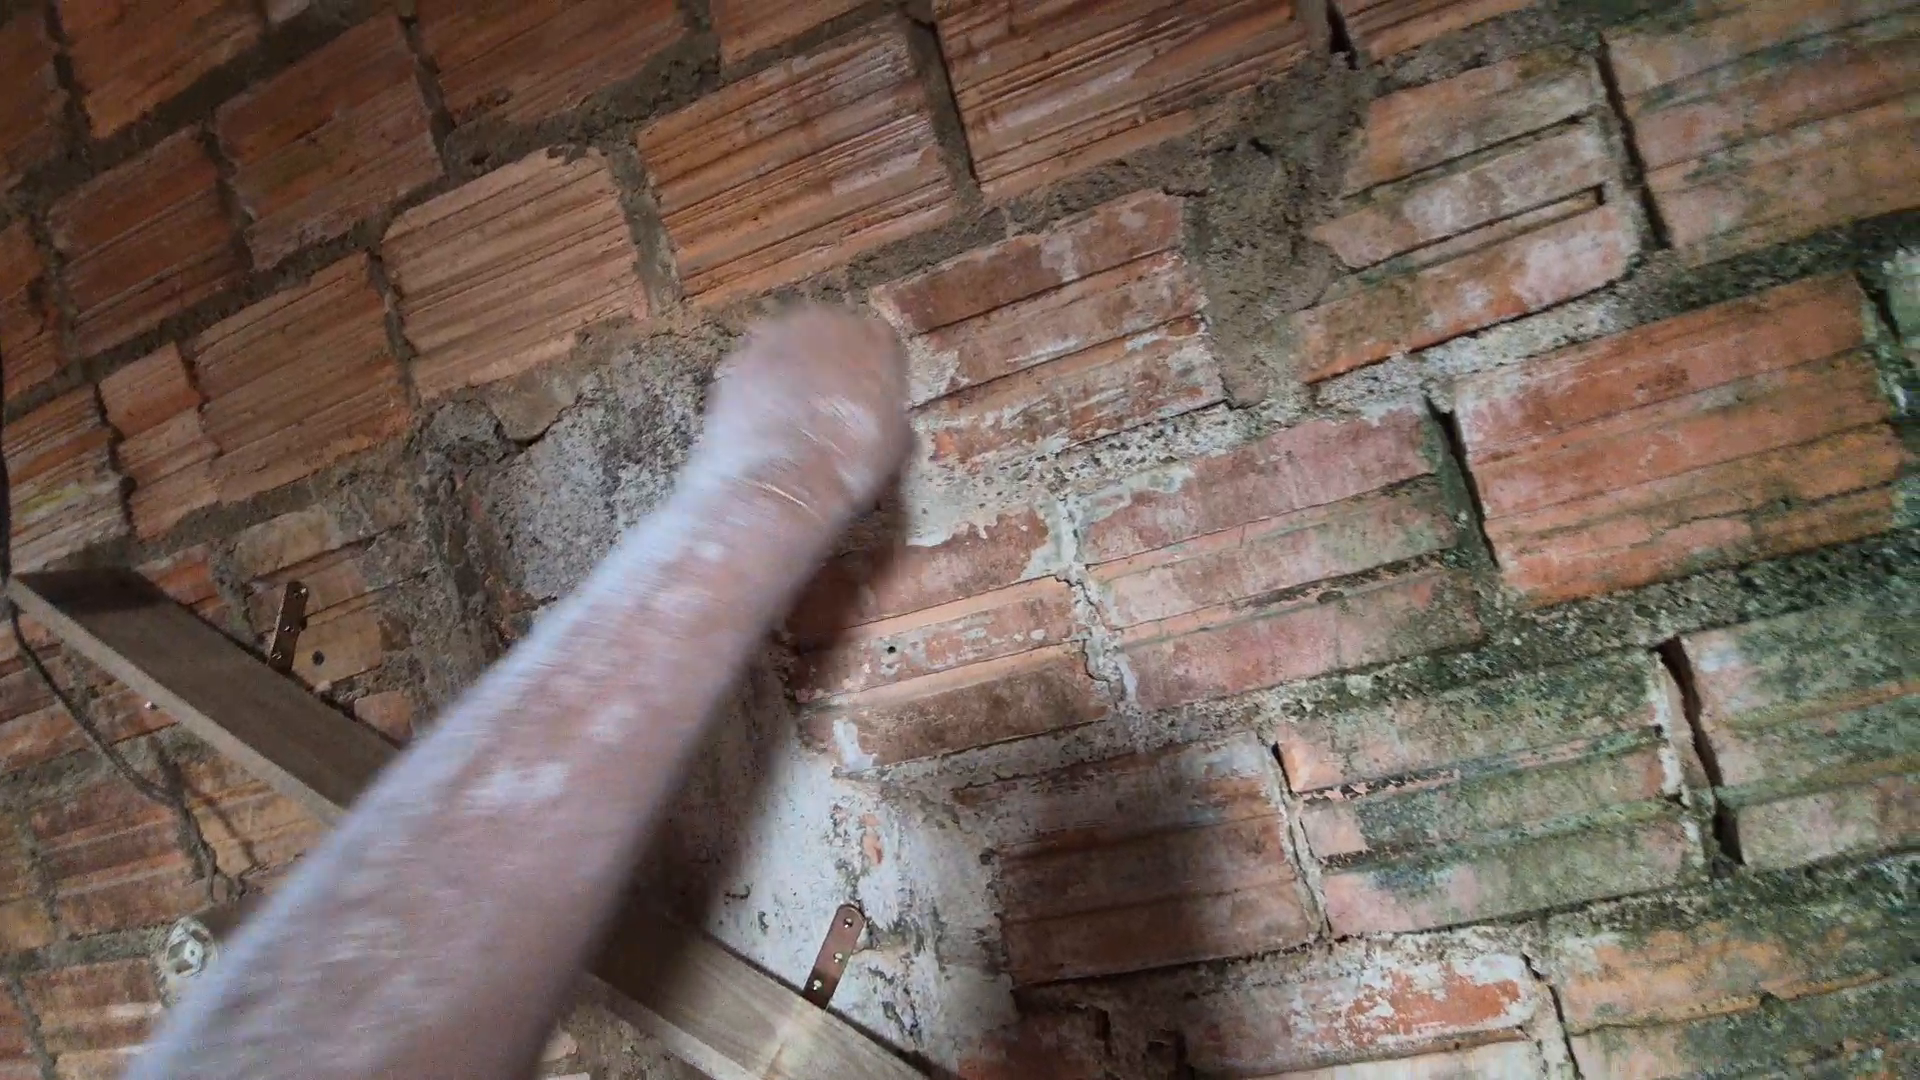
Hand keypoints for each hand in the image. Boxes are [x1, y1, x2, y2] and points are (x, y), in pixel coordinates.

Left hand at [695, 307, 911, 511]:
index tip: (874, 396)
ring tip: (795, 414)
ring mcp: (775, 338)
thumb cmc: (852, 464)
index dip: (877, 371)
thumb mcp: (895, 446)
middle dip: (833, 364)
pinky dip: (761, 388)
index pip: (881, 341)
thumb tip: (890, 422)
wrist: (784, 483)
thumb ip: (892, 415)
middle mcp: (825, 325)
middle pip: (833, 334)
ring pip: (791, 347)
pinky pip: (757, 368)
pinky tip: (764, 422)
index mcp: (874, 340)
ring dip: (794, 371)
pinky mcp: (737, 360)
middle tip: (833, 403)